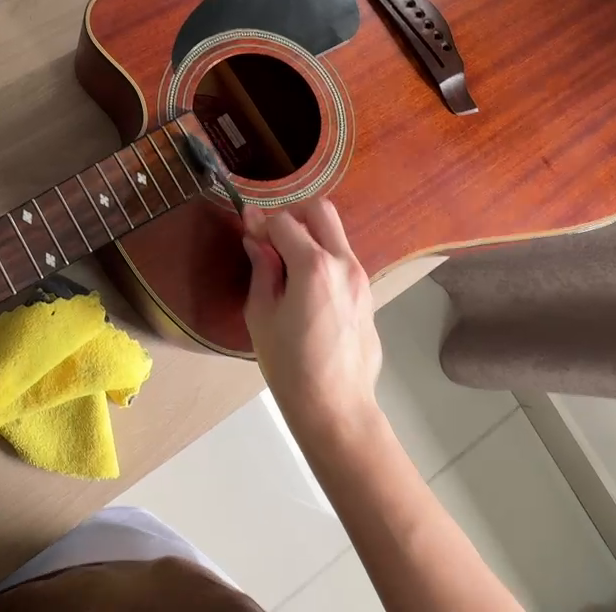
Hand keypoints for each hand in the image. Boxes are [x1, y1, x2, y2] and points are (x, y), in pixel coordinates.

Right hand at [241, 199, 382, 443]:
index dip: (260, 225)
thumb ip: (261, 268)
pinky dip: (323, 258)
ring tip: (287, 270)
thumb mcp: (261, 314)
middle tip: (273, 241)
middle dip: (292, 215)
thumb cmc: (289, 364)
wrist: (336, 406)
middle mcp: (343, 263)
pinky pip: (343, 258)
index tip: (248, 236)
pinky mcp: (367, 294)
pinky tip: (307, 291)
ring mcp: (360, 277)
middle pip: (319, 210)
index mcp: (313, 266)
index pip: (283, 222)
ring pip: (335, 233)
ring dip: (310, 237)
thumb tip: (255, 237)